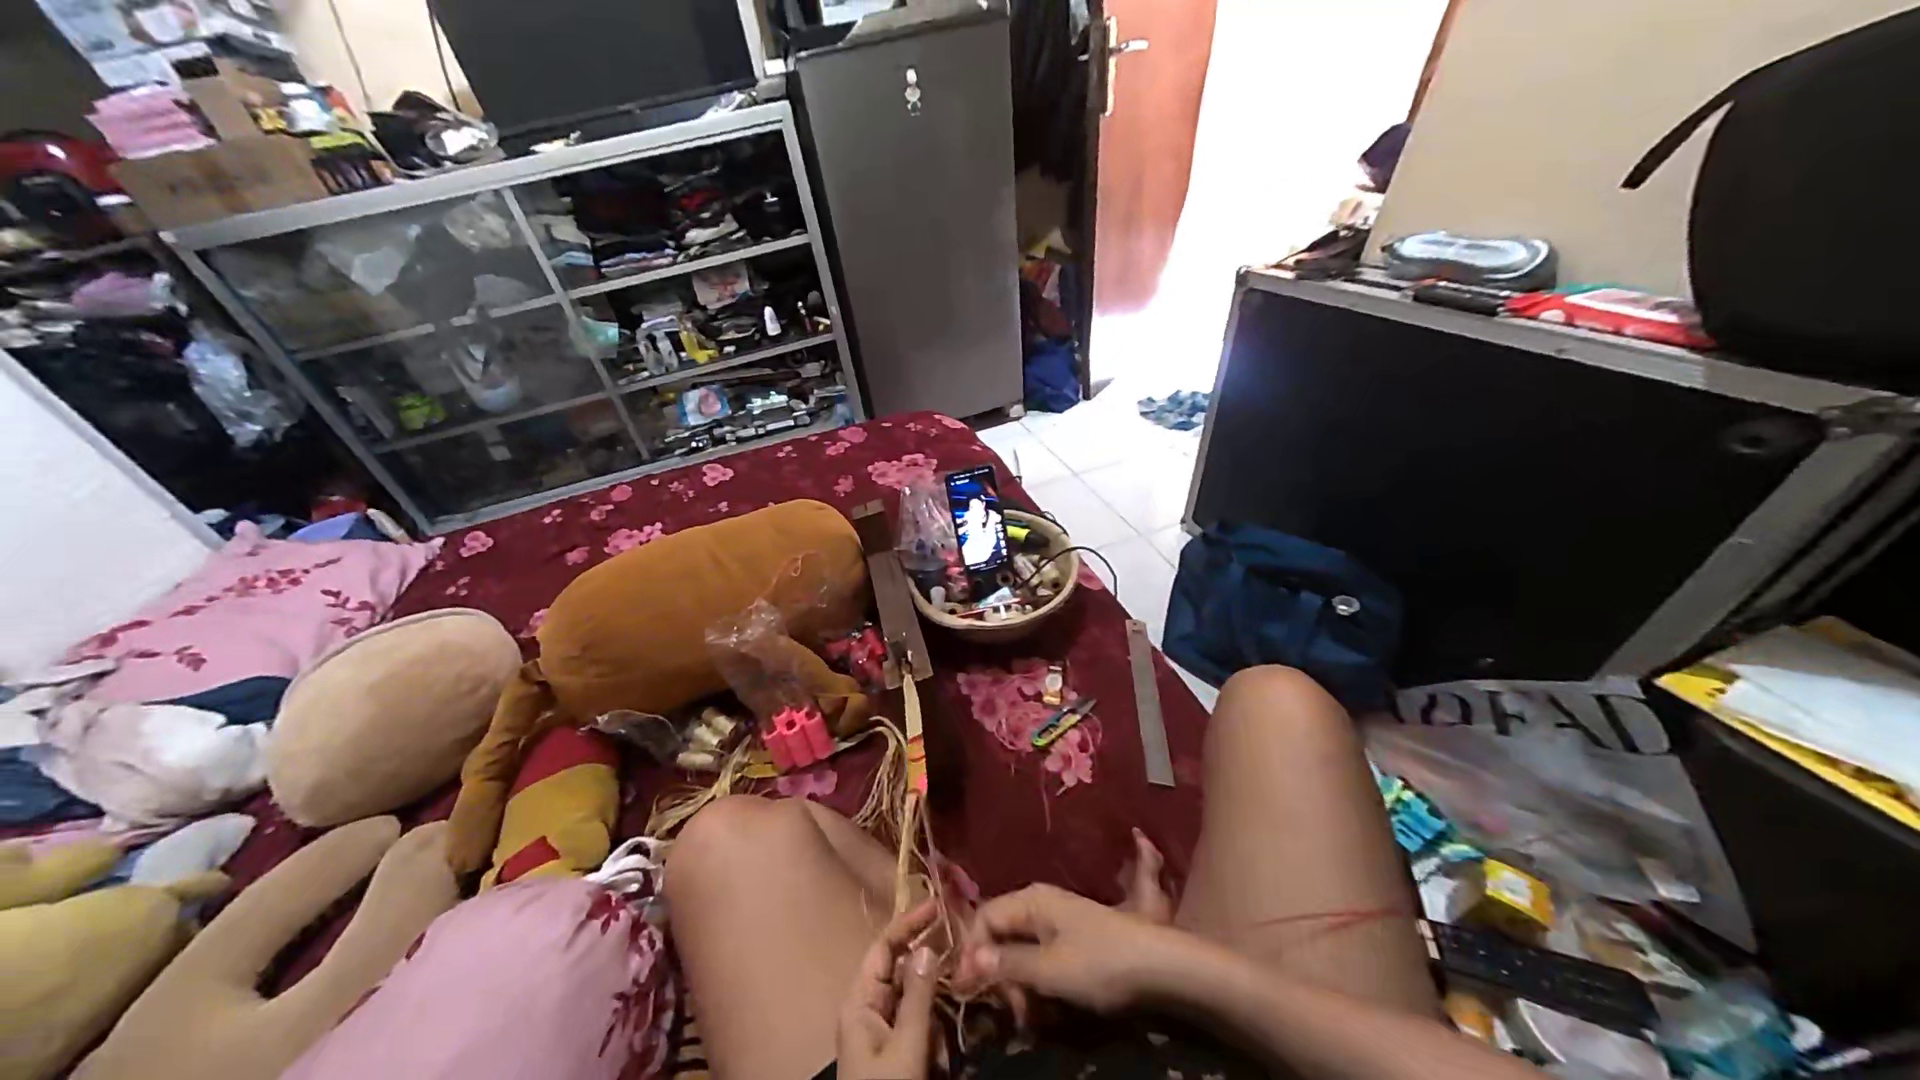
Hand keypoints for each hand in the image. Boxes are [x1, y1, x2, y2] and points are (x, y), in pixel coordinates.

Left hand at [838, 899, 940, 1079]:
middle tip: (960, 940)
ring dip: (934, 992)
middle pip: (899, 966)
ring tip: (957, 984)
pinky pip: (917, 1020)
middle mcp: (868, 1008)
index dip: (909, 922)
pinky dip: (934, 1019)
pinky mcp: (896, 1050)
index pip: (883, 947)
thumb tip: (927, 947)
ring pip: (912, 993)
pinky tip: (947, 1030)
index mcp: (859, 1001)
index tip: (939, 904)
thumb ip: (918, 996)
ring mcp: (882, 1030)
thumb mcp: (905, 1049)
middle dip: (927, 957)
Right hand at [954, 883, 1194, 1013]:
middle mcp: (1041, 904)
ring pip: (1021, 952)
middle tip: (1011, 1011)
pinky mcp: (1074, 943)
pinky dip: (1039, 985)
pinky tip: (1047, 1009)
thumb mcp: (1050, 969)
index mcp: (1031, 899)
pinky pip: (1042, 960)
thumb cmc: (1101, 962)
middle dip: (999, 974)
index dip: (973, 952)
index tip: (970, 989)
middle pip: (1002, 935)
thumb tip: (970, 960)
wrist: (1161, 967)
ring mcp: (1059, 923)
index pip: (985, 917)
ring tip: (1030, 1017)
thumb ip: (1007, 963)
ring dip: (1020, 985)